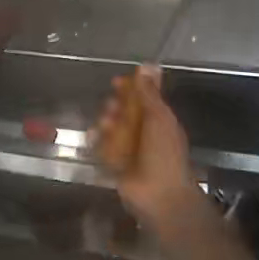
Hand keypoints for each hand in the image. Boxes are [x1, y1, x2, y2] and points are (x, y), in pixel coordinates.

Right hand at [96, 64, 202, 231]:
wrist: (160, 195)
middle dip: (116, 106)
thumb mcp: (159, 117)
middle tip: (111, 106)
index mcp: (159, 121)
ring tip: (106, 122)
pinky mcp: (116, 165)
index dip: (130, 88)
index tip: (117, 81)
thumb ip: (150, 93)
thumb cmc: (164, 153)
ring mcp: (129, 150)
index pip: (142, 98)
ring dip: (107, 122)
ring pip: (112, 129)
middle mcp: (144, 133)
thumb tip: (149, 64)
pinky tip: (94, 135)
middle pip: (125, 112)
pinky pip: (103, 148)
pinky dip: (98, 141)